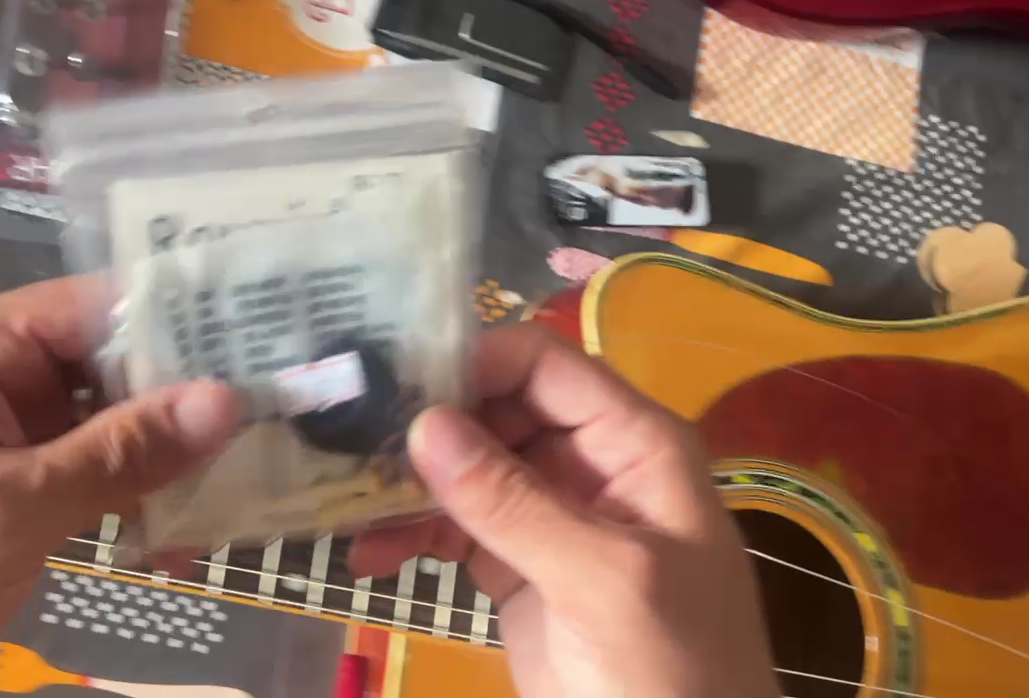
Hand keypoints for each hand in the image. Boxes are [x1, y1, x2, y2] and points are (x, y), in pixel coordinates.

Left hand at [0, 277, 241, 697]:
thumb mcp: (15, 508)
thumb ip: (123, 451)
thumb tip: (228, 400)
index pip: (95, 303)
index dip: (173, 318)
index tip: (249, 342)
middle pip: (107, 353)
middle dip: (175, 390)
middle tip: (258, 410)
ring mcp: (3, 415)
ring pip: (107, 406)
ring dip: (159, 443)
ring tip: (233, 467)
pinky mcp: (12, 462)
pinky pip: (90, 451)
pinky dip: (129, 478)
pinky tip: (177, 518)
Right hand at [350, 325, 777, 697]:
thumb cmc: (675, 678)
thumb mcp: (603, 585)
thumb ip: (514, 504)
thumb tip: (424, 424)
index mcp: (629, 439)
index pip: (542, 364)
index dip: (474, 361)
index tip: (401, 384)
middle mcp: (583, 457)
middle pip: (492, 405)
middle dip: (427, 424)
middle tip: (357, 442)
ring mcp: (544, 505)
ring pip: (463, 460)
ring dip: (408, 482)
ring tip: (353, 504)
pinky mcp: (511, 553)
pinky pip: (451, 519)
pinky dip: (410, 531)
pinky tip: (369, 554)